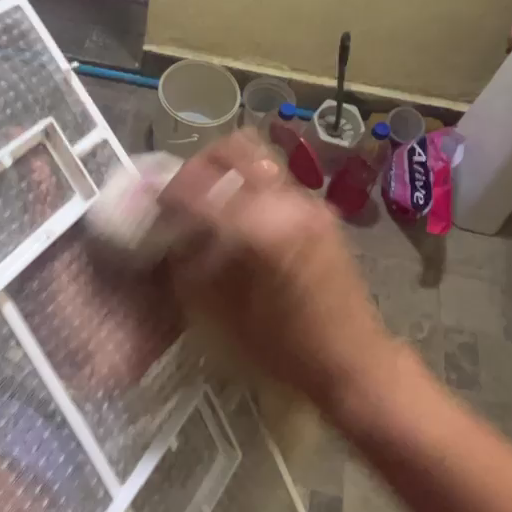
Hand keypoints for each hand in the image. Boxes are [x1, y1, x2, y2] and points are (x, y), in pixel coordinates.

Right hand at [157, 131, 402, 408]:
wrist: (355, 361)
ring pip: (257, 161)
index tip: (156, 208)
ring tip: (211, 208)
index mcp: (259, 227)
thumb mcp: (222, 314)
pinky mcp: (321, 211)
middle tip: (183, 195)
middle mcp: (286, 201)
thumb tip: (167, 236)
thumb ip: (190, 265)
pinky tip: (242, 224)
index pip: (199, 185)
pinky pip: (275, 184)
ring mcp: (308, 202)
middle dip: (200, 167)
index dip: (169, 193)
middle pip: (234, 150)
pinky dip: (250, 191)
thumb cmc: (285, 349)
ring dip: (227, 176)